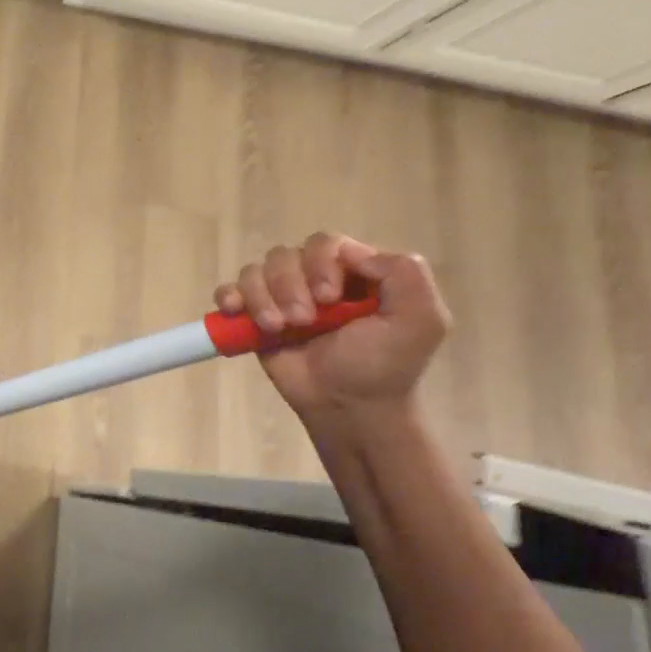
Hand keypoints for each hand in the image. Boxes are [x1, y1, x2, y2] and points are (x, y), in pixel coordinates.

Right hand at [214, 233, 451, 421]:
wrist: (348, 407)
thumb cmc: (384, 366)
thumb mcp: (422, 321)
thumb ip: (406, 276)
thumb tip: (353, 252)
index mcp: (355, 274)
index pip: (326, 244)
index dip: (320, 264)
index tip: (329, 299)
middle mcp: (315, 278)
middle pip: (285, 255)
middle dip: (288, 285)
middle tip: (303, 321)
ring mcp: (281, 296)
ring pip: (255, 270)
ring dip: (261, 296)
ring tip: (275, 327)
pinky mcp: (253, 315)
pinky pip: (229, 289)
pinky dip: (228, 296)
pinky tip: (234, 312)